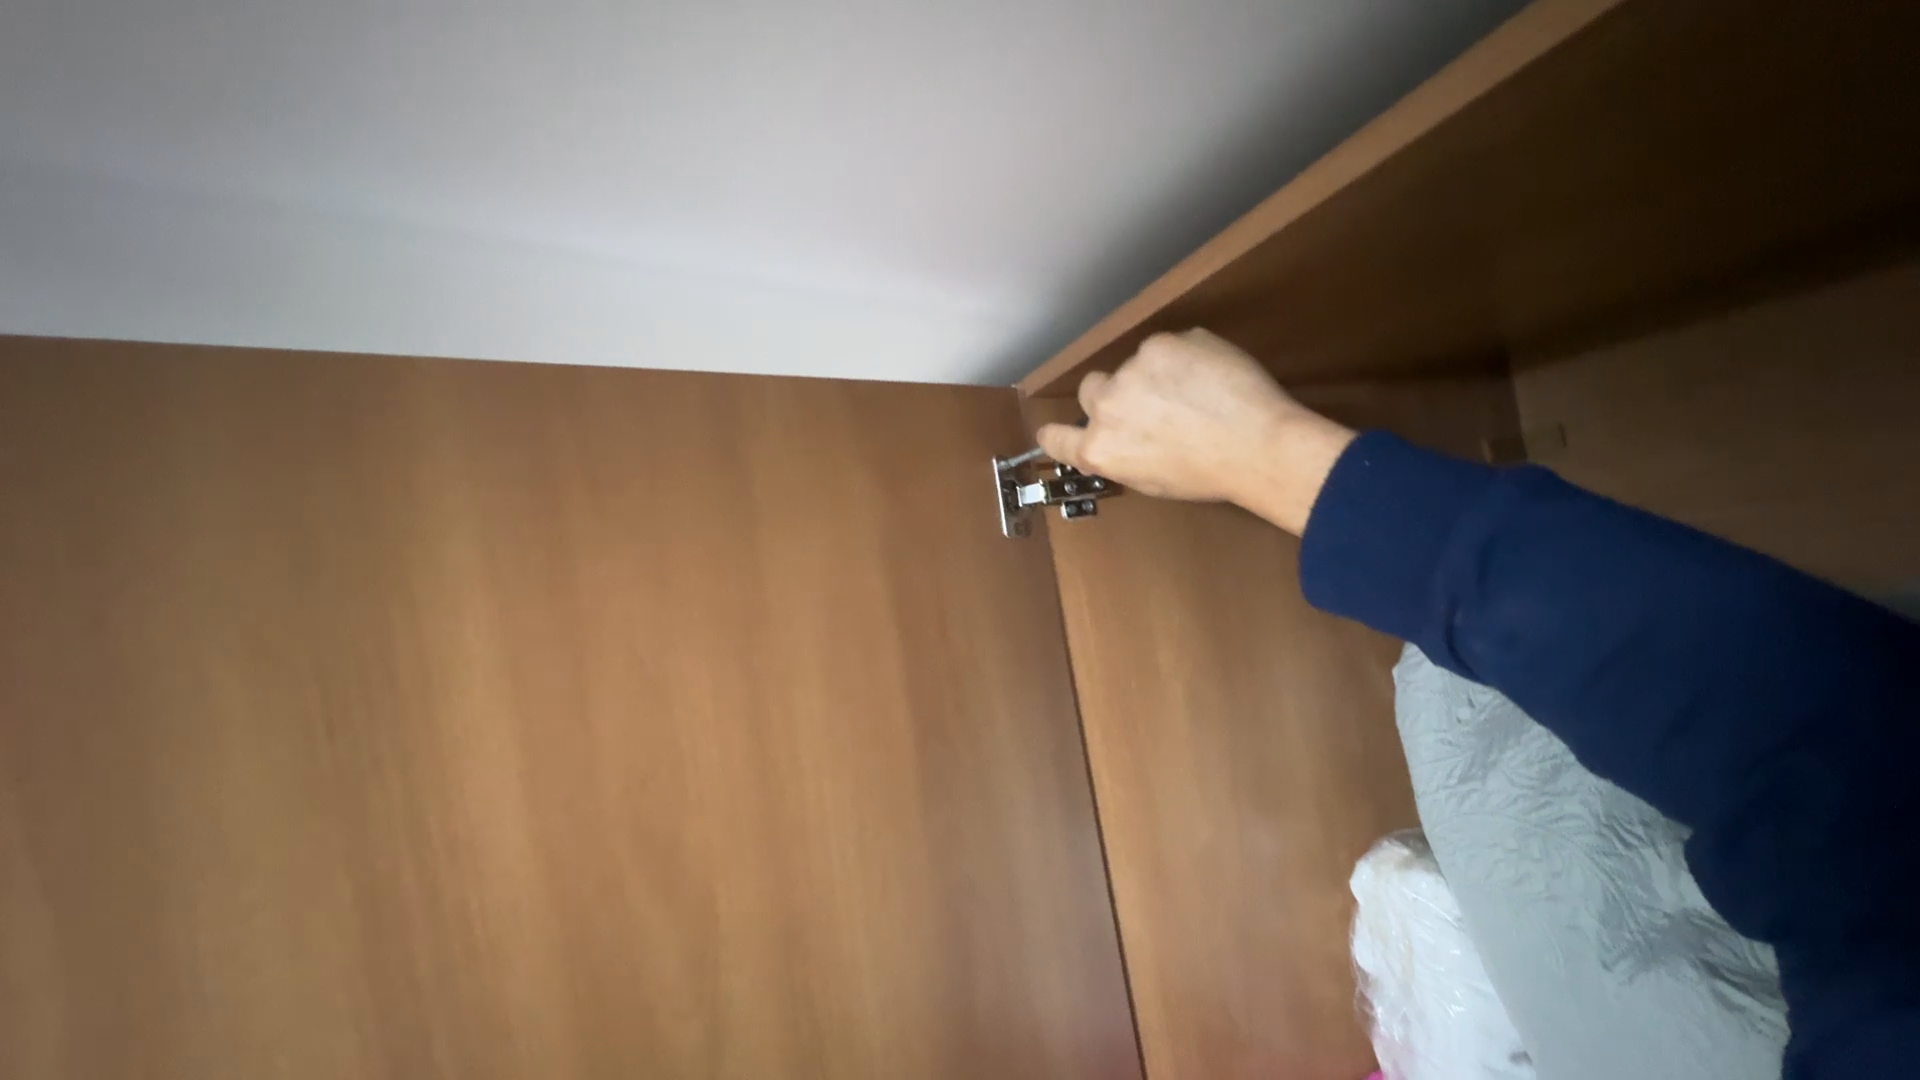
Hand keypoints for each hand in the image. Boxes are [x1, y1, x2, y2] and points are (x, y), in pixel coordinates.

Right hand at [1035, 329, 1354, 535]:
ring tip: (1193, 395)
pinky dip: (1183, 358)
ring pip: (1133, 365)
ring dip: (1153, 375)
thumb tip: (1118, 439)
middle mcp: (1106, 407)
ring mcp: (1132, 370)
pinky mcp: (1162, 343)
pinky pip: (1166, 347)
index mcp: (1100, 450)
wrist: (1258, 446)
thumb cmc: (1208, 474)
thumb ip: (1121, 455)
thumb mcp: (1151, 480)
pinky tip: (1208, 378)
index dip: (1056, 433)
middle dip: (1112, 395)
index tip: (1059, 431)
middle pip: (1091, 390)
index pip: (1055, 438)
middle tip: (1150, 407)